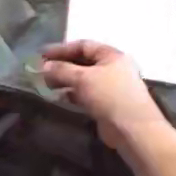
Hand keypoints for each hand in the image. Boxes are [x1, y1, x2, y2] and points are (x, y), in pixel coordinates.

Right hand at [41, 41, 168, 150]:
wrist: (133, 130)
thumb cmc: (110, 96)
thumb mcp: (83, 78)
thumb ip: (62, 70)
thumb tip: (43, 66)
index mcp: (112, 55)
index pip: (83, 45)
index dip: (61, 49)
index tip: (42, 54)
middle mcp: (113, 68)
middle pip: (82, 62)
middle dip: (61, 65)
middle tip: (41, 70)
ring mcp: (111, 86)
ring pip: (83, 79)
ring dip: (65, 80)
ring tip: (46, 84)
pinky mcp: (107, 103)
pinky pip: (85, 93)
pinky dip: (72, 93)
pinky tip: (59, 97)